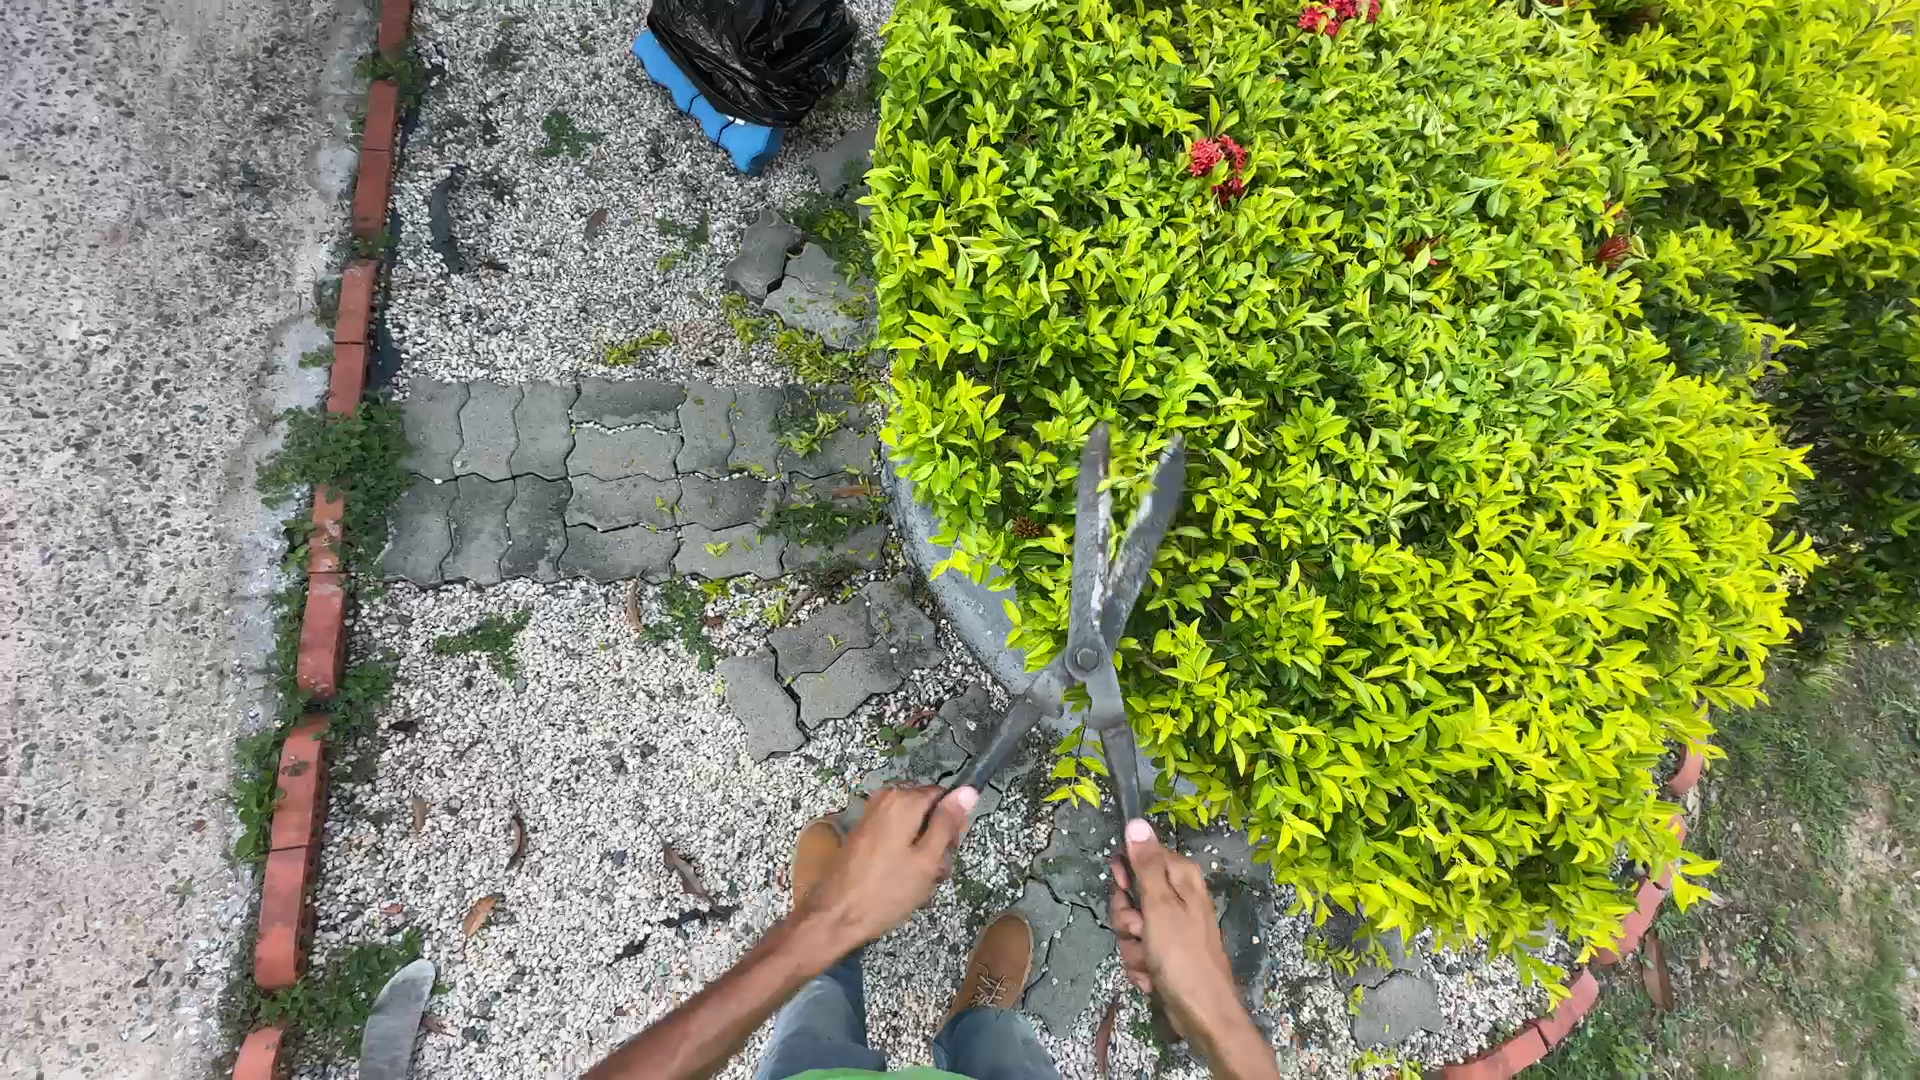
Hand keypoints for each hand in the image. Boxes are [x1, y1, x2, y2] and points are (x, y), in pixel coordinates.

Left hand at [794, 785, 976, 960]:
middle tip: (934, 872)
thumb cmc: (886, 890)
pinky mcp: (864, 831)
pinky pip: (896, 833)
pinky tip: (902, 881)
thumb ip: (947, 822)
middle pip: (928, 809)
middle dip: (937, 839)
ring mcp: (873, 814)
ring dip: (921, 851)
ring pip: (913, 825)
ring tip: (918, 884)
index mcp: (904, 799)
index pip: (945, 796)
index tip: (950, 852)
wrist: (835, 915)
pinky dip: (904, 853)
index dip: (952, 824)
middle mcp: (887, 797)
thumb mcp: (926, 859)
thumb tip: (968, 789)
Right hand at [1109, 820, 1270, 1078]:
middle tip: (1139, 930)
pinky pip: (1137, 947)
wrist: (1204, 1016)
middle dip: (1125, 916)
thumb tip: (1136, 821)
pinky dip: (1140, 963)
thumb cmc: (1183, 956)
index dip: (1125, 874)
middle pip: (1130, 891)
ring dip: (1131, 945)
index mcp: (1180, 876)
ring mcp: (1171, 925)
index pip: (1140, 854)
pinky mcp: (1165, 951)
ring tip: (1148, 959)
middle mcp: (1177, 896)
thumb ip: (1144, 864)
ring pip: (1129, 923)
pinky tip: (1152, 975)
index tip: (1124, 889)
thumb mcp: (1159, 905)